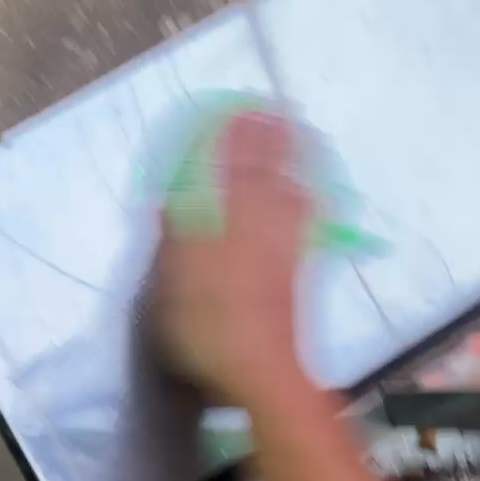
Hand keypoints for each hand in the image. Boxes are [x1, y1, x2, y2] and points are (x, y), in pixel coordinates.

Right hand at [157, 112, 314, 410]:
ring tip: (296, 135)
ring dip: (291, 162)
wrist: (262, 370)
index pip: (225, 176)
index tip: (233, 112)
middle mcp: (257, 230)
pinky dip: (304, 197)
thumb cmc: (206, 331)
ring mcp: (282, 249)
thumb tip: (172, 204)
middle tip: (274, 110)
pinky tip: (308, 191)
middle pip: (264, 176)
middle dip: (267, 142)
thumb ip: (175, 242)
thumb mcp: (171, 291)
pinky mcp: (295, 271)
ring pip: (288, 193)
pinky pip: (303, 220)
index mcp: (223, 230)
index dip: (229, 145)